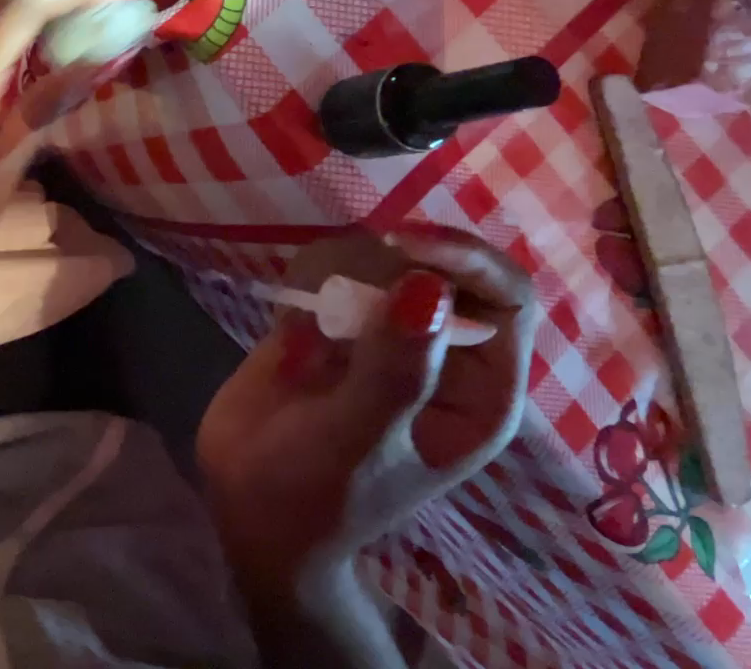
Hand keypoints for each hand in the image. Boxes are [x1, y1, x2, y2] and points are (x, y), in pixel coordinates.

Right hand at [196, 229, 539, 578]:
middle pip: (443, 266)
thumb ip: (394, 370)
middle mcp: (437, 353)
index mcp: (477, 388)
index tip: (397, 243)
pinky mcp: (324, 325)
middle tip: (339, 271)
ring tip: (305, 317)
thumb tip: (426, 287)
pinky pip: (329, 275)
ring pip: (382, 261)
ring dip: (344, 264)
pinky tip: (287, 315)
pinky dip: (309, 273)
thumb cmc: (317, 492)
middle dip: (393, 254)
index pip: (503, 297)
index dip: (461, 258)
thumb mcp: (359, 440)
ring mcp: (378, 335)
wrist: (247, 507)